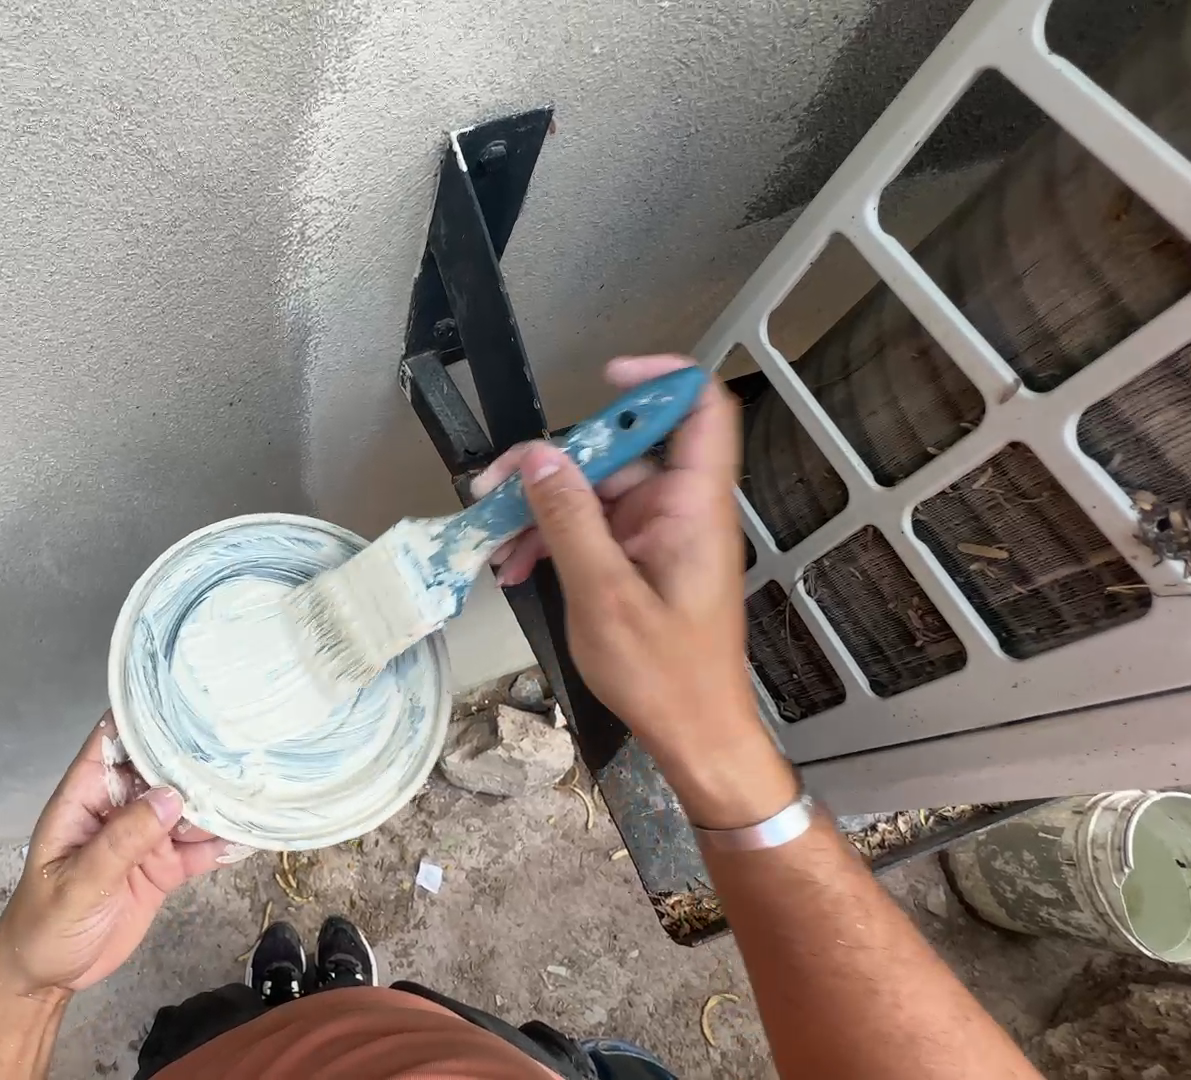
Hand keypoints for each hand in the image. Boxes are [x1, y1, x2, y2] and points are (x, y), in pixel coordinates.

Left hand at [0, 714, 232, 998]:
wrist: (48, 977)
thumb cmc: (44, 922)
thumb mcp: (77, 883)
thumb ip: (122, 840)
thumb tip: (171, 796)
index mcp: (88, 794)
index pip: (114, 739)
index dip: (146, 716)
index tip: (186, 700)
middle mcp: (120, 805)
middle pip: (161, 769)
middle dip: (196, 757)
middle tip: (241, 745)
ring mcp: (145, 835)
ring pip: (187, 808)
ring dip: (217, 801)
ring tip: (257, 787)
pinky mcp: (163, 865)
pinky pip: (198, 848)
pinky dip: (223, 842)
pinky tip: (252, 833)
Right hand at [472, 354, 794, 827]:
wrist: (690, 733)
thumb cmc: (662, 672)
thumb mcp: (602, 593)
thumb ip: (569, 519)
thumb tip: (537, 458)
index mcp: (692, 508)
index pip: (698, 412)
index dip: (659, 381)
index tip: (603, 377)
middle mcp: (676, 510)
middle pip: (616, 456)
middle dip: (550, 469)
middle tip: (492, 491)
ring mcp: (654, 535)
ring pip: (589, 496)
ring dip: (537, 514)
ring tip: (493, 544)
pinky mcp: (635, 559)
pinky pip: (587, 531)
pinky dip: (548, 541)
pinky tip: (513, 565)